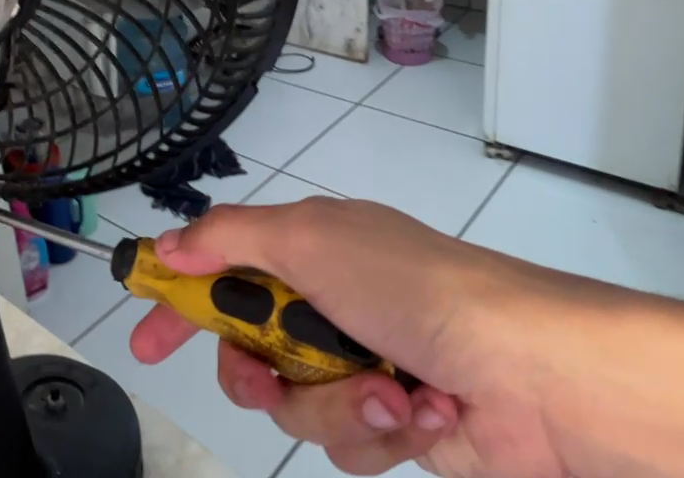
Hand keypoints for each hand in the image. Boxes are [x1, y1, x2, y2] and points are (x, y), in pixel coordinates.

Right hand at [129, 197, 591, 476]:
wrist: (537, 372)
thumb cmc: (412, 288)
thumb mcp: (310, 239)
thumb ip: (229, 239)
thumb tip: (166, 245)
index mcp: (309, 249)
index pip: (221, 268)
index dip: (178, 300)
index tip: (145, 340)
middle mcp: (327, 305)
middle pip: (247, 351)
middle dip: (254, 373)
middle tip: (266, 379)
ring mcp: (358, 365)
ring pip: (293, 407)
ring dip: (335, 405)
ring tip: (386, 394)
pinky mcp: (393, 423)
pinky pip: (346, 443)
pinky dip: (379, 431)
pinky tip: (423, 412)